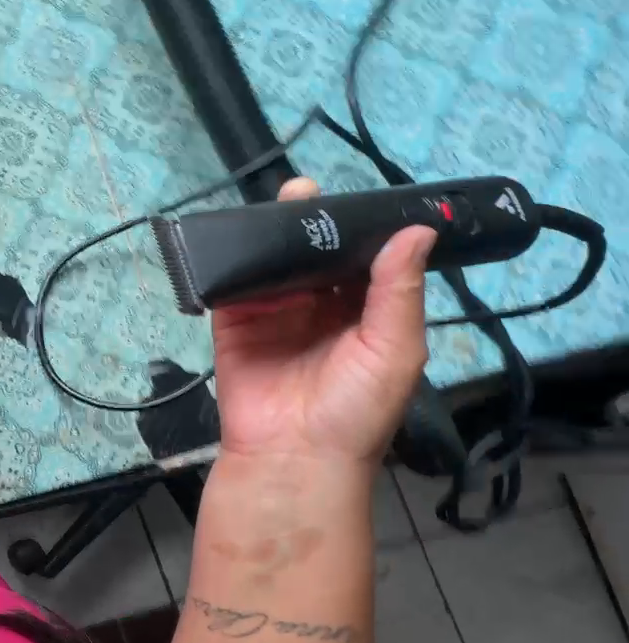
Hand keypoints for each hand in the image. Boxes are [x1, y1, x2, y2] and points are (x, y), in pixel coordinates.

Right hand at [211, 178, 435, 466]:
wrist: (292, 451)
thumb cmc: (356, 407)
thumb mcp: (394, 348)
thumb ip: (396, 292)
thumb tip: (412, 231)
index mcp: (364, 311)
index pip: (363, 260)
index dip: (360, 228)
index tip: (357, 195)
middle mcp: (317, 308)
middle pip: (312, 257)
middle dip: (308, 226)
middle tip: (301, 190)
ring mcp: (272, 315)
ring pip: (271, 268)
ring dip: (267, 240)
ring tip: (268, 206)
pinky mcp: (232, 326)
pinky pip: (230, 291)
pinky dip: (229, 269)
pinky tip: (232, 245)